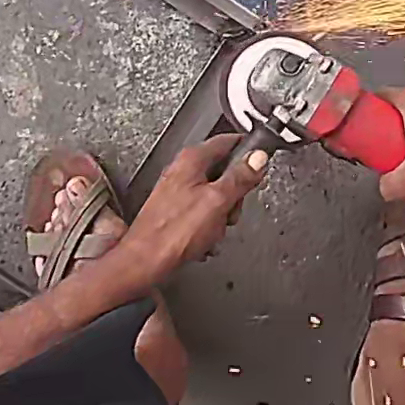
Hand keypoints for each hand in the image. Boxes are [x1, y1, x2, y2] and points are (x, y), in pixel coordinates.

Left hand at [110, 133, 268, 288]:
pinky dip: (209, 226)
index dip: (248, 153)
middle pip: (225, 172)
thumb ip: (240, 177)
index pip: (229, 141)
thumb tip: (258, 157)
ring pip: (216, 195)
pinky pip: (204, 212)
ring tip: (214, 228)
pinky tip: (204, 239)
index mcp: (192, 159)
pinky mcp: (176, 210)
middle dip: (235, 194)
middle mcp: (183, 170)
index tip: (259, 166)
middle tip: (231, 210)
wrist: (144, 263)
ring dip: (222, 214)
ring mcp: (178, 190)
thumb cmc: (172, 233)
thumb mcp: (218, 201)